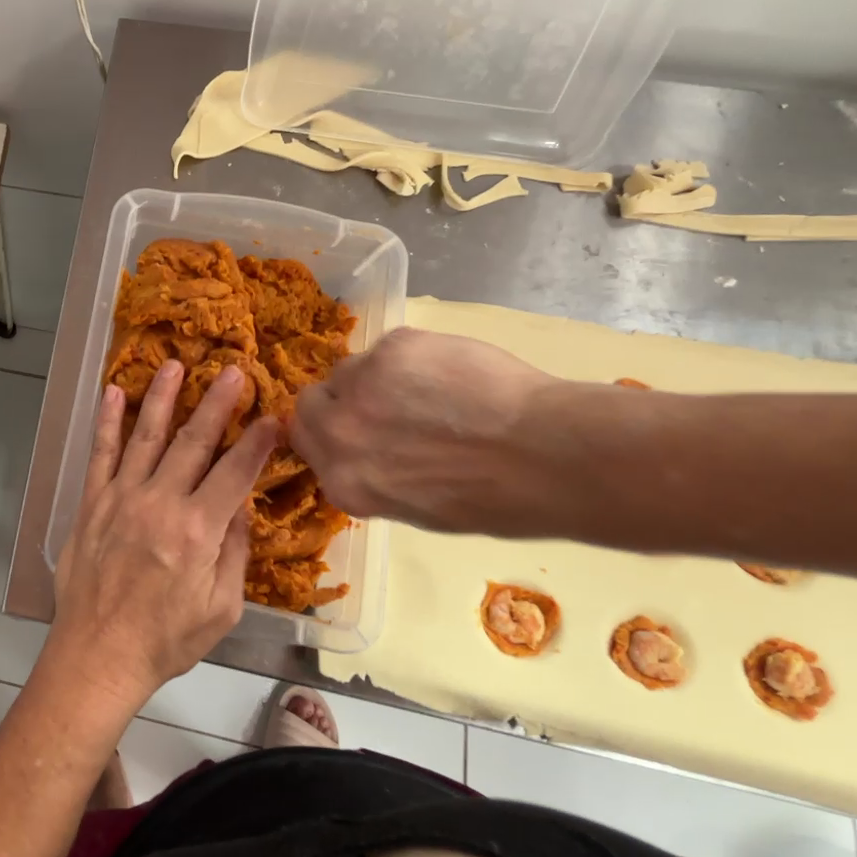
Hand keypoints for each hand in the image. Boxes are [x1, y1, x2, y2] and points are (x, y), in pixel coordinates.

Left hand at [48, 361, 279, 710]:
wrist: (99, 653)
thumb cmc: (167, 639)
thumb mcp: (221, 607)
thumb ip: (234, 552)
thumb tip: (241, 506)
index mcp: (198, 531)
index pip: (235, 473)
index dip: (257, 442)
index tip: (273, 415)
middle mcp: (160, 504)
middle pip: (194, 443)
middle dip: (217, 404)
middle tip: (232, 371)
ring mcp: (121, 499)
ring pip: (146, 437)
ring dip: (162, 399)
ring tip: (174, 366)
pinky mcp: (92, 503)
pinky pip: (100, 454)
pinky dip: (107, 423)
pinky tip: (113, 394)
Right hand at [289, 328, 566, 534]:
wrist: (549, 456)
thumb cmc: (499, 500)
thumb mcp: (419, 509)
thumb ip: (373, 476)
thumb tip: (371, 453)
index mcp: (343, 482)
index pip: (306, 443)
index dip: (330, 433)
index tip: (356, 430)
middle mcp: (337, 434)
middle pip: (309, 402)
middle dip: (339, 402)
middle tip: (384, 405)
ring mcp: (360, 386)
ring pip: (349, 370)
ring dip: (376, 378)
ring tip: (430, 390)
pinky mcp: (392, 349)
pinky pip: (387, 347)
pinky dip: (414, 357)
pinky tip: (454, 374)